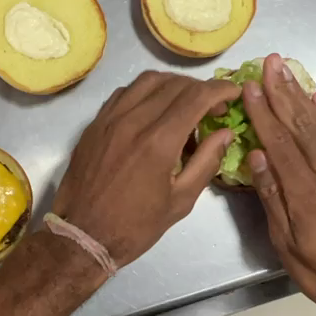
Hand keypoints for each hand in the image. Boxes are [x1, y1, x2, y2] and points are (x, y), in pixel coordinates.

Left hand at [50, 71, 240, 266]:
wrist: (82, 235)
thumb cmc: (135, 226)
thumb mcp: (180, 201)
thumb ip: (206, 162)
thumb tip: (225, 133)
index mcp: (158, 142)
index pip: (196, 97)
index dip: (220, 90)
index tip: (233, 94)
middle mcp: (133, 121)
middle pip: (174, 84)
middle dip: (201, 89)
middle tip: (213, 107)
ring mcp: (110, 119)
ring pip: (148, 81)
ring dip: (173, 85)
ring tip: (185, 103)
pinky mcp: (95, 123)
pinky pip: (125, 93)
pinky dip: (146, 92)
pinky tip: (153, 109)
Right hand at [241, 54, 315, 315]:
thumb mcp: (284, 241)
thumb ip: (271, 196)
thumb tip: (257, 156)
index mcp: (305, 192)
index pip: (279, 142)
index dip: (263, 112)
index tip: (250, 86)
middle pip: (301, 125)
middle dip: (283, 92)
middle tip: (270, 63)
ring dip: (303, 96)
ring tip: (288, 72)